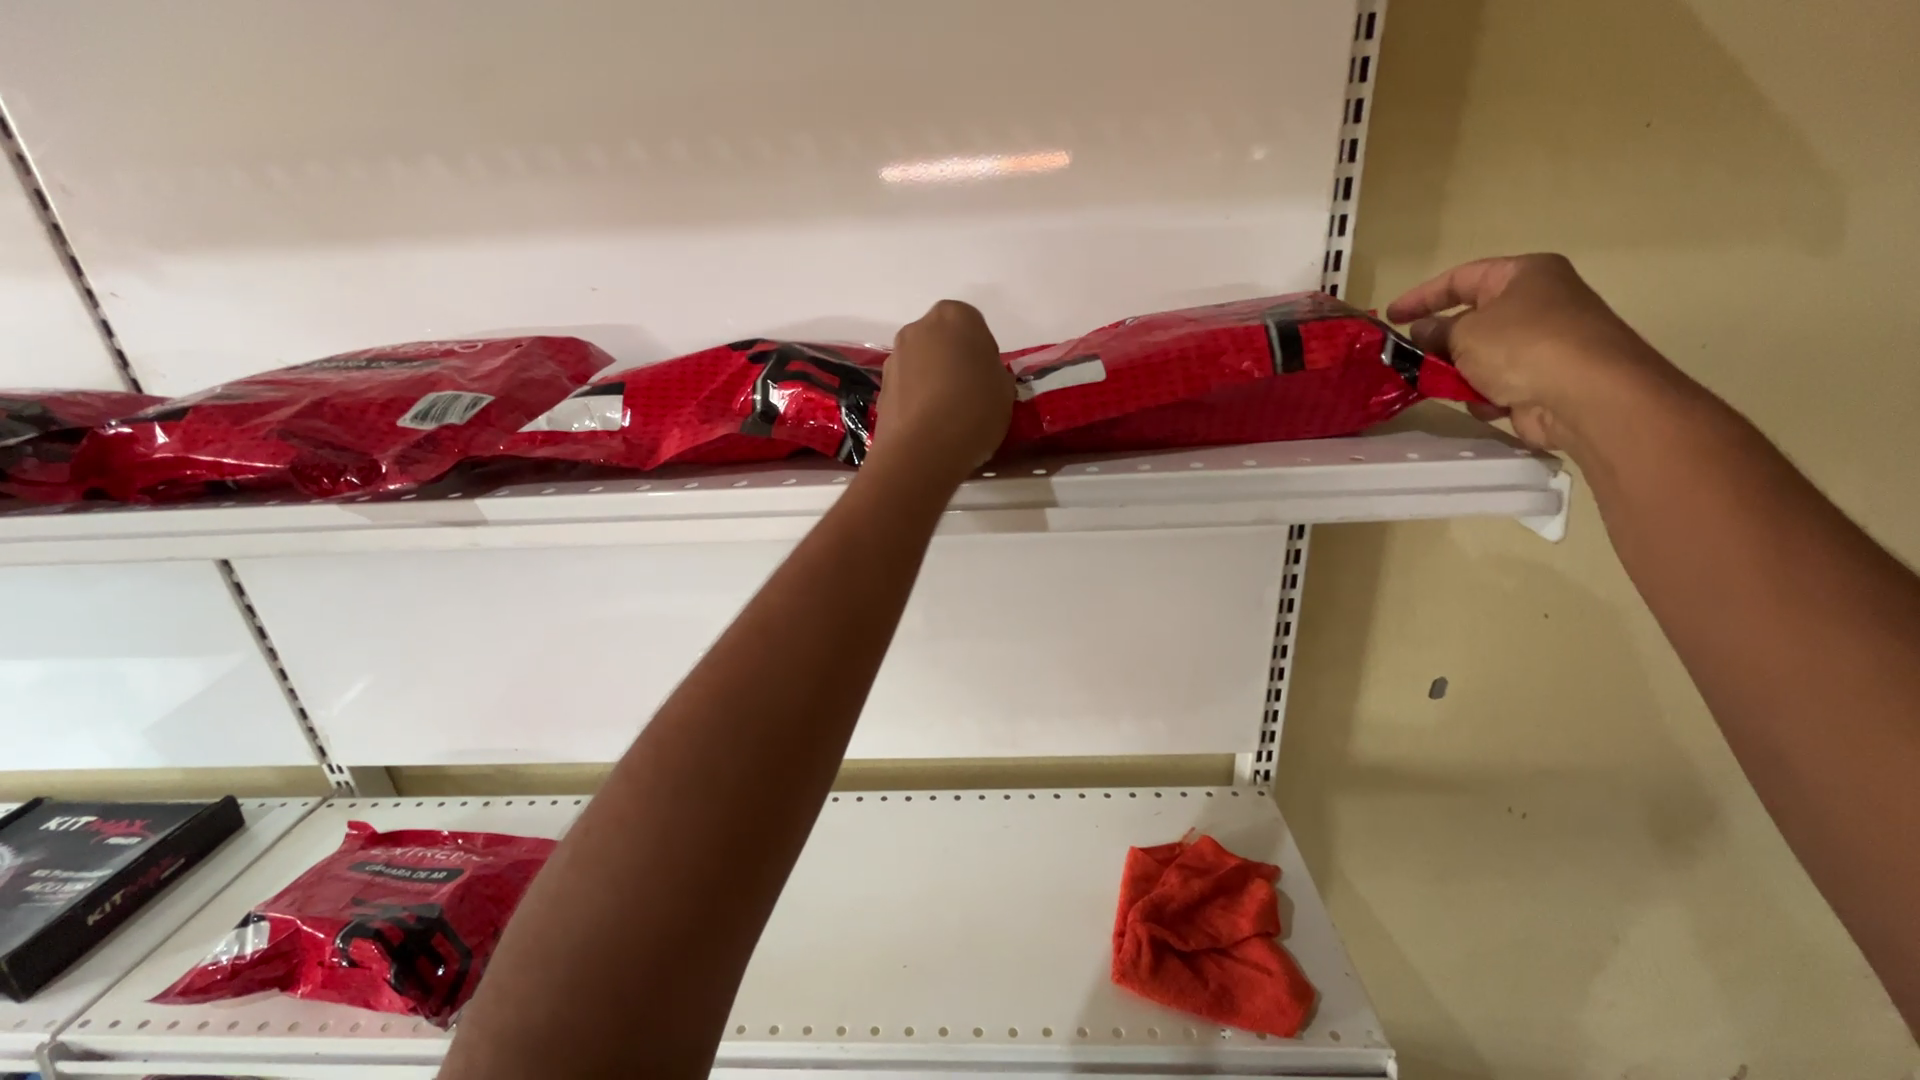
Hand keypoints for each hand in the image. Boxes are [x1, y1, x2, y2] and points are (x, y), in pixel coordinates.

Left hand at [868, 299, 1014, 483]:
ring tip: (947, 415)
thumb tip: (980, 377)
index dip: (982, 352)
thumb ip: (993, 372)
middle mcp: (918, 328)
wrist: (924, 448)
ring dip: (932, 380)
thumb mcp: (1005, 388)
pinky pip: (907, 387)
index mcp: (955, 316)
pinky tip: (929, 425)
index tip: (987, 378)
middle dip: (953, 361)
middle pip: (942, 341)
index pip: (973, 325)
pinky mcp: (881, 387)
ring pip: (921, 363)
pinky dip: (917, 399)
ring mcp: (895, 357)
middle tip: (968, 393)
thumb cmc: (975, 408)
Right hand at [1386, 253, 1677, 451]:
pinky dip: (1487, 394)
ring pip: (1481, 357)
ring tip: (1447, 386)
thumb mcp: (1465, 333)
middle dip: (1441, 343)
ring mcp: (1544, 343)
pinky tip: (1488, 403)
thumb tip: (1422, 332)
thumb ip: (1436, 332)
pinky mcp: (1545, 380)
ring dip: (1461, 373)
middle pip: (1471, 320)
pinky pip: (1499, 384)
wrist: (1588, 395)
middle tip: (1411, 360)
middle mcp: (1538, 303)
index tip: (1391, 317)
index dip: (1421, 297)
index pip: (1460, 278)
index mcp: (1524, 275)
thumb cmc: (1523, 346)